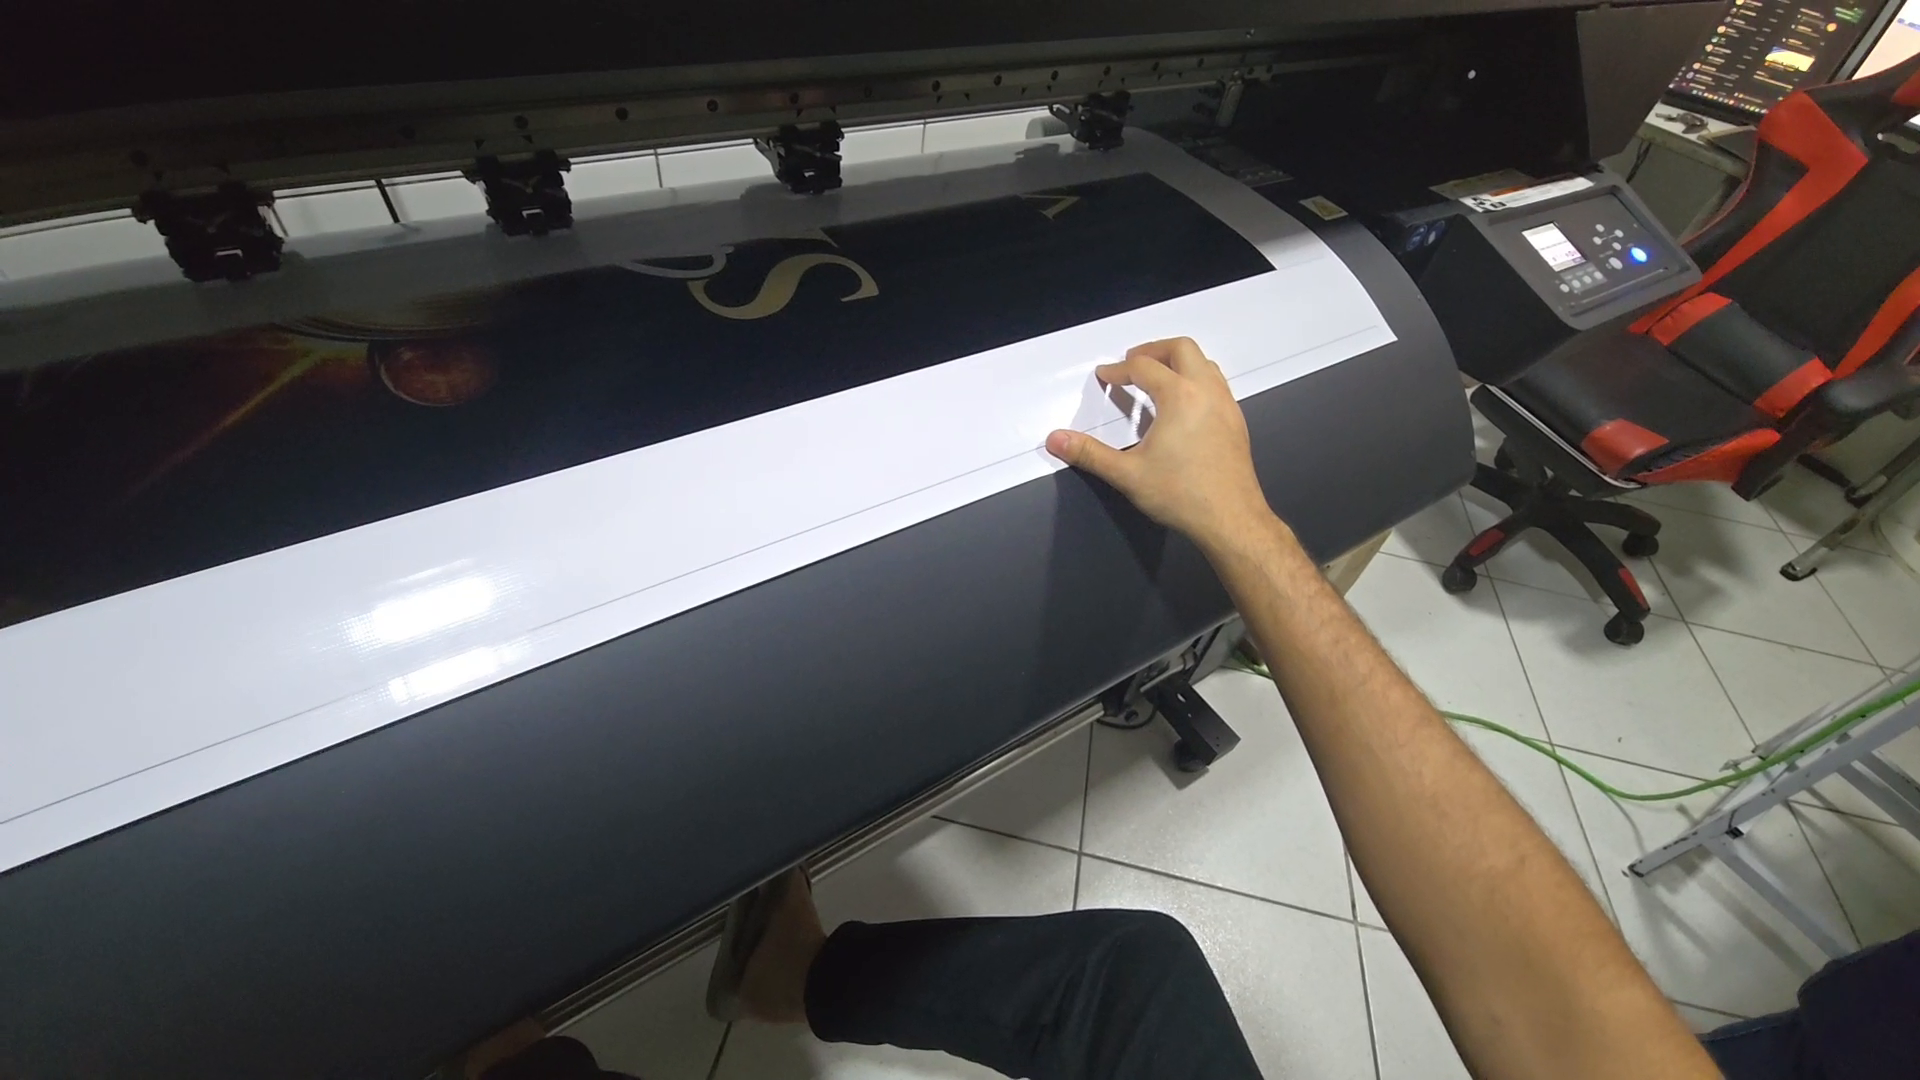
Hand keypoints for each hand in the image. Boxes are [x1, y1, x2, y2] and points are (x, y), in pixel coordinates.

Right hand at [1046, 337, 1276, 550]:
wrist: (1231, 519)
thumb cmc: (1181, 495)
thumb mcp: (1127, 474)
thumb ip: (1089, 454)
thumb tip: (1056, 439)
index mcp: (1179, 396)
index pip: (1143, 368)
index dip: (1119, 370)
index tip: (1104, 376)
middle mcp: (1207, 392)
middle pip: (1181, 349)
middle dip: (1153, 350)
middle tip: (1131, 363)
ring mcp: (1226, 405)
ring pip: (1204, 363)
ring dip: (1178, 362)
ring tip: (1157, 378)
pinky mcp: (1236, 422)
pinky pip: (1216, 384)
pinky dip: (1196, 380)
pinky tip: (1183, 406)